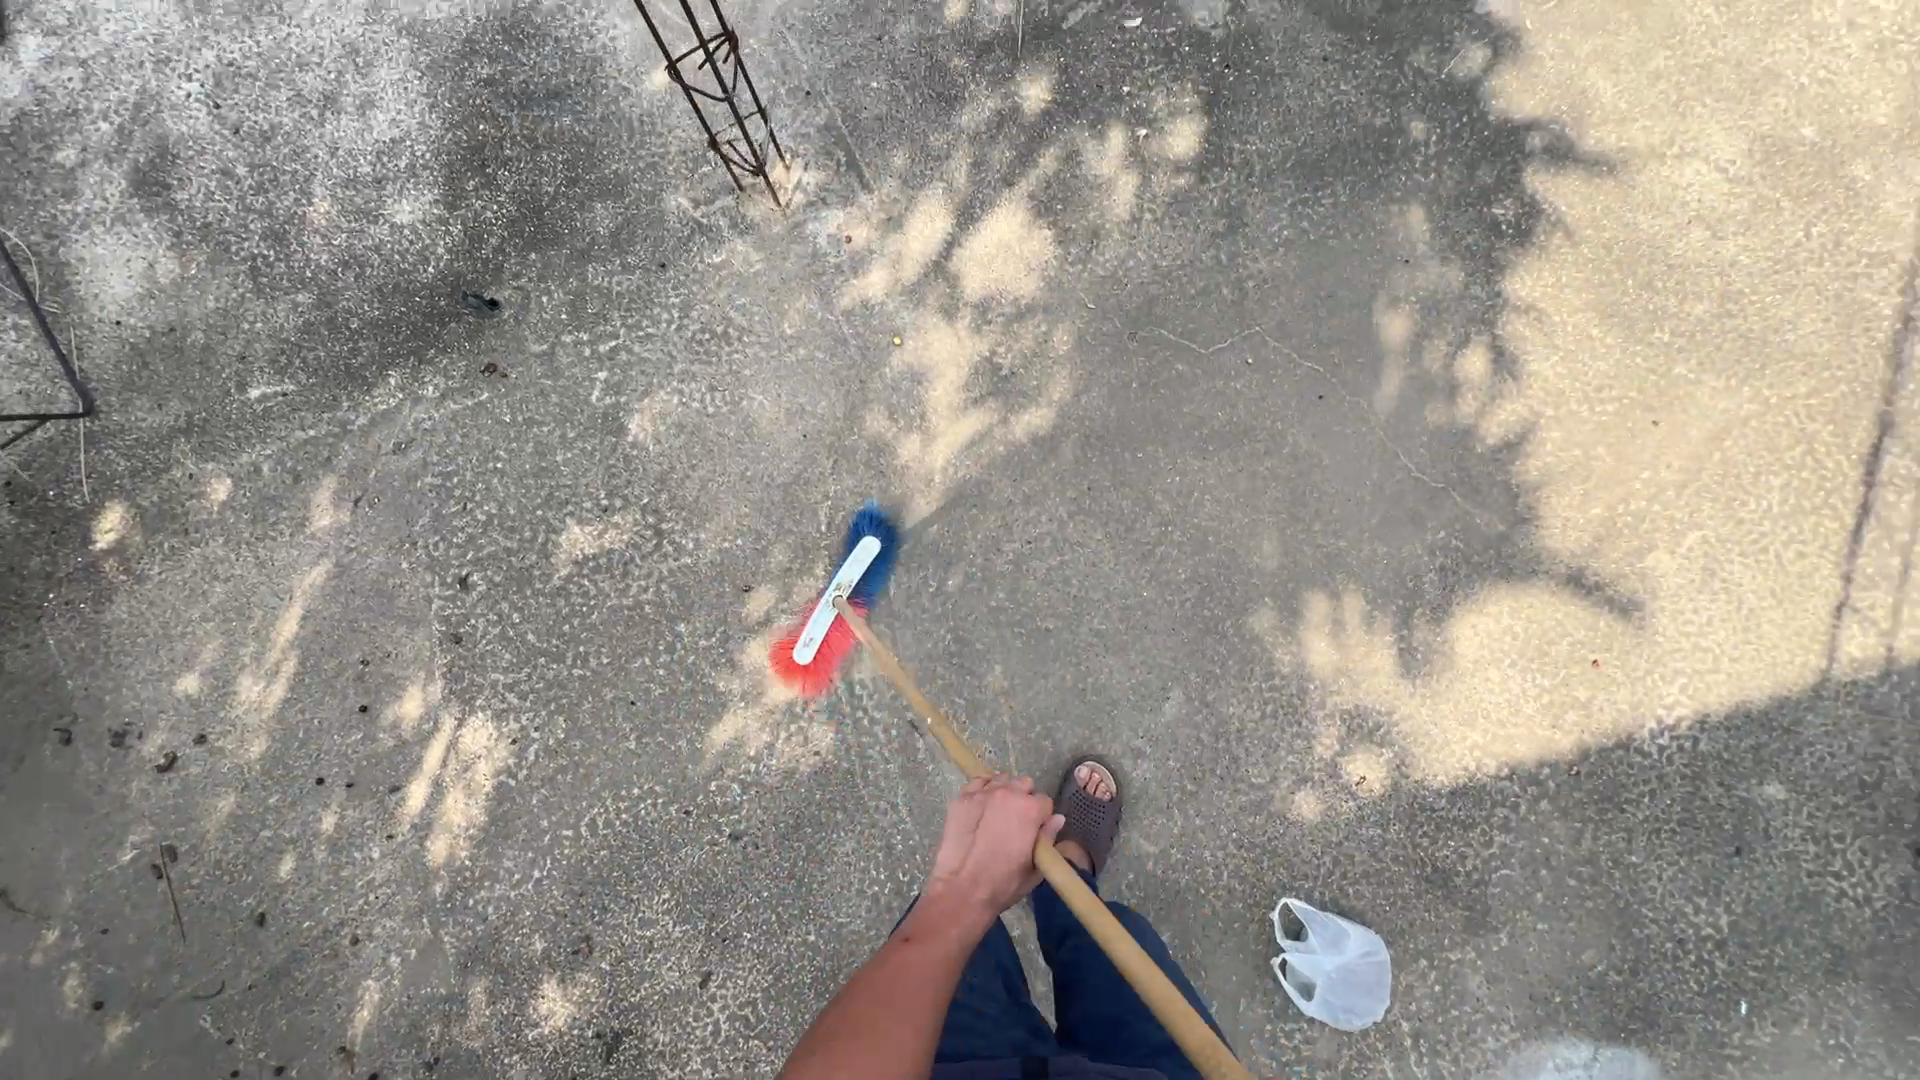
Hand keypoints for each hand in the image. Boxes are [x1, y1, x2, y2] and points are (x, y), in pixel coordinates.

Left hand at [924, 774, 1064, 924]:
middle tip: (1016, 820)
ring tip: (998, 811)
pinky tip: (981, 805)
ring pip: (1001, 779)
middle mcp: (1008, 793)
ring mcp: (983, 793)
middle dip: (1024, 798)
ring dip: (1004, 791)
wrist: (963, 889)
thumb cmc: (1004, 883)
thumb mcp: (1035, 868)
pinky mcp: (962, 798)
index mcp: (1030, 810)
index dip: (1042, 816)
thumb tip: (1057, 818)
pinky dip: (983, 789)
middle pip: (1024, 784)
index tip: (1035, 829)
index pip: (1045, 801)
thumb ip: (1048, 838)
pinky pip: (977, 782)